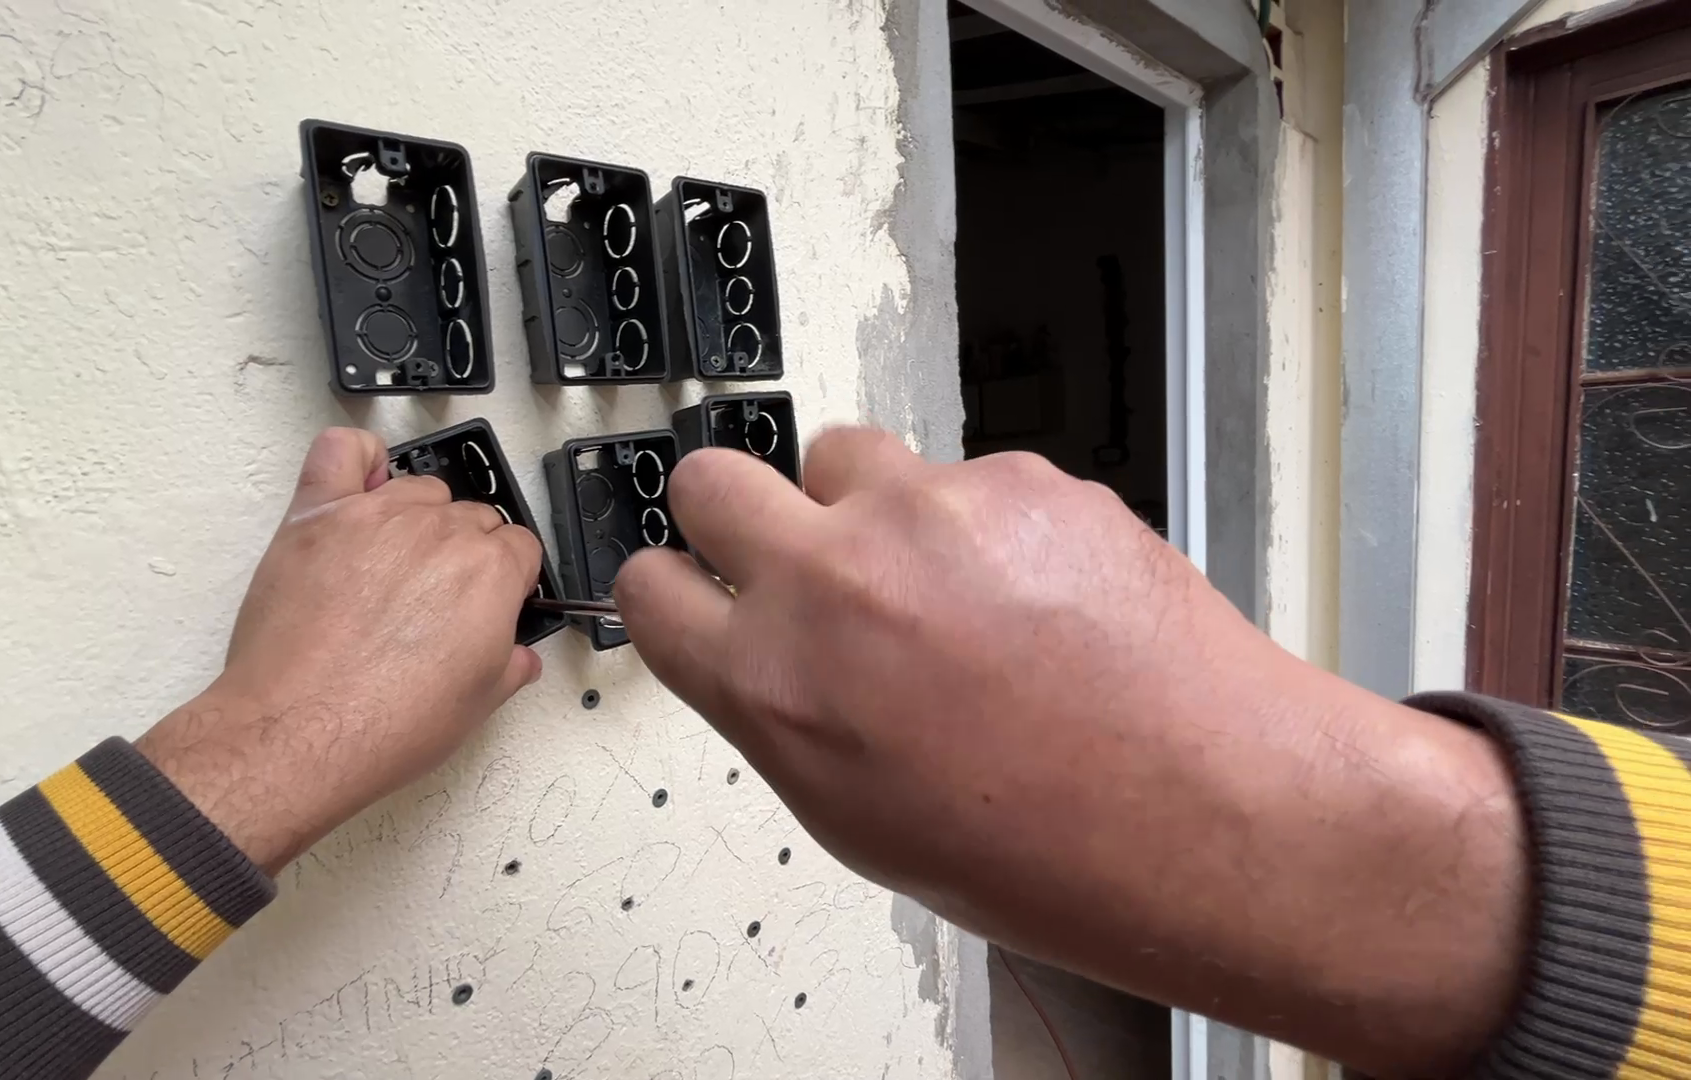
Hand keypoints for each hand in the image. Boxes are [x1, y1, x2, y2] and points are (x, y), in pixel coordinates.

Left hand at [137, 428, 543, 872]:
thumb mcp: (479, 704)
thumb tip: (520, 657)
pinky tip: (363, 484)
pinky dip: (358, 458)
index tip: (493, 600)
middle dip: (468, 552)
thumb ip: (513, 665)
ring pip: (422, 489)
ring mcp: (378, 517)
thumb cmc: (387, 724)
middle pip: (475, 515)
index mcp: (492, 572)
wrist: (297, 735)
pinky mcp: (319, 515)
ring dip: (422, 516)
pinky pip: (343, 452)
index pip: (521, 546)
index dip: (510, 577)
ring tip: (398, 561)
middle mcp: (442, 532)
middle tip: (440, 597)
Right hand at [614, 427, 1526, 1075]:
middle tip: (783, 544)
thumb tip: (754, 642)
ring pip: (839, 455)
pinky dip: (968, 518)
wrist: (1214, 815)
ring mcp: (924, 512)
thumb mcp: (852, 810)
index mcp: (773, 682)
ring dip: (858, 503)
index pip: (652, 587)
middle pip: (709, 477)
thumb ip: (776, 703)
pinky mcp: (1014, 478)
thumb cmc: (1034, 846)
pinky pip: (955, 475)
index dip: (670, 586)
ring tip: (929, 571)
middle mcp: (829, 580)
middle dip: (728, 509)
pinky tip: (1024, 583)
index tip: (692, 585)